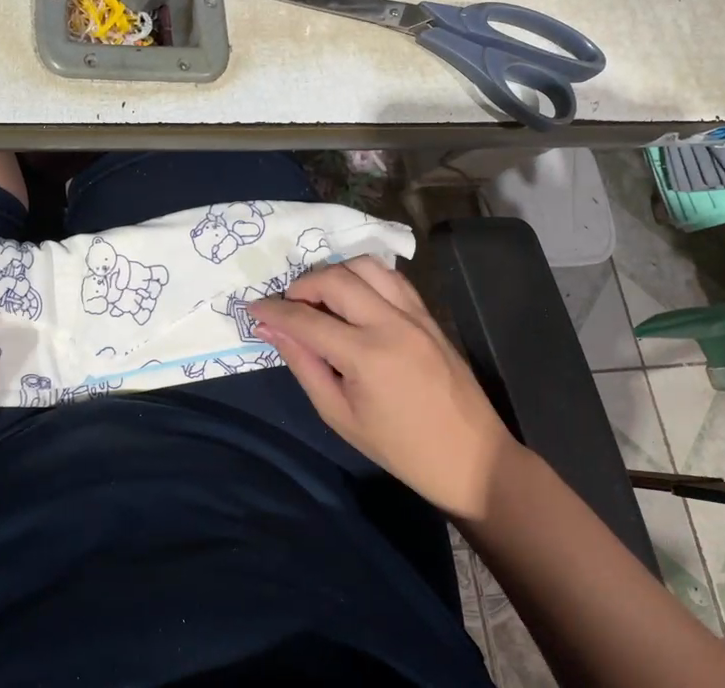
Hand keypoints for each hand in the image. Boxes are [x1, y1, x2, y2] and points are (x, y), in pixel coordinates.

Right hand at [249, 257, 521, 521]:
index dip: (273, 311)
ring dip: (335, 274)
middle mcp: (392, 324)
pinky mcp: (430, 316)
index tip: (252, 308)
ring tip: (321, 299)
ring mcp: (416, 315)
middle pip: (335, 278)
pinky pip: (392, 277)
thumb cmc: (400, 448)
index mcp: (367, 356)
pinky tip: (354, 299)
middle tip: (288, 308)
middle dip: (301, 286)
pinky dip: (365, 277)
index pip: (306, 319)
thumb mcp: (339, 415)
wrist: (472, 459)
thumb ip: (303, 365)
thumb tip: (270, 330)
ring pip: (366, 265)